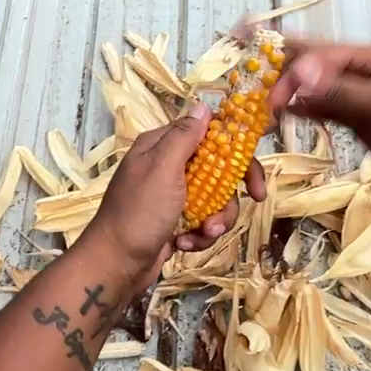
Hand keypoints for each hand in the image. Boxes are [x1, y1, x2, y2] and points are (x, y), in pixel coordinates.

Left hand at [83, 104, 268, 283]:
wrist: (115, 265)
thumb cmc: (138, 213)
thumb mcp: (162, 168)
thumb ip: (184, 137)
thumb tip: (203, 105)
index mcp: (162, 146)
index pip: (208, 135)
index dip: (235, 150)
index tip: (253, 171)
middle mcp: (167, 166)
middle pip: (217, 169)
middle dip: (230, 191)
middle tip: (254, 200)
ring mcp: (171, 195)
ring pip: (214, 199)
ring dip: (215, 218)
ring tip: (203, 233)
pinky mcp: (175, 221)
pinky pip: (202, 221)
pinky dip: (199, 234)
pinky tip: (183, 244)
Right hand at [266, 40, 370, 204]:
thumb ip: (340, 92)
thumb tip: (294, 78)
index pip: (324, 55)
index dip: (293, 68)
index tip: (268, 91)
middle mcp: (367, 73)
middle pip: (319, 65)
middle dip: (286, 66)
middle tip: (250, 69)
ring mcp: (366, 99)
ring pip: (320, 88)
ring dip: (293, 89)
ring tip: (260, 91)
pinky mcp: (367, 124)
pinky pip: (329, 110)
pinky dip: (308, 109)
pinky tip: (288, 111)